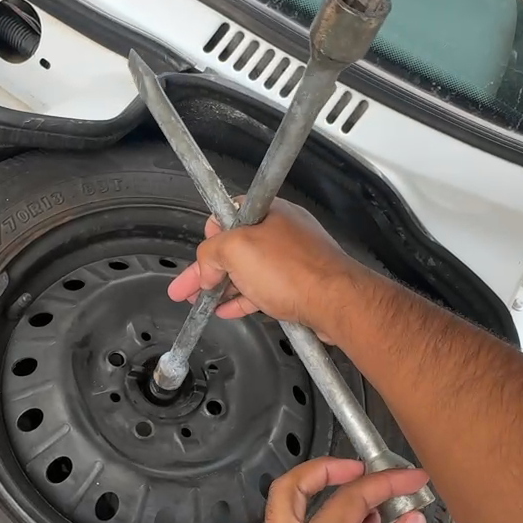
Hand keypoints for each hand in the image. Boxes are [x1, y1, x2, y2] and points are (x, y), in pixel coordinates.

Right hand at [166, 199, 371, 344]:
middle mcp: (282, 232)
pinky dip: (243, 299)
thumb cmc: (295, 271)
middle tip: (187, 286)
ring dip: (223, 287)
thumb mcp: (236, 250)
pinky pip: (264, 290)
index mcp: (268, 213)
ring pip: (248, 272)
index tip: (198, 256)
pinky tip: (229, 310)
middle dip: (208, 269)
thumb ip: (211, 253)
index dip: (209, 236)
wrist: (335, 302)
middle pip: (234, 248)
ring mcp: (292, 260)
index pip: (228, 216)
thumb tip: (204, 268)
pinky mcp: (298, 285)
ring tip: (202, 303)